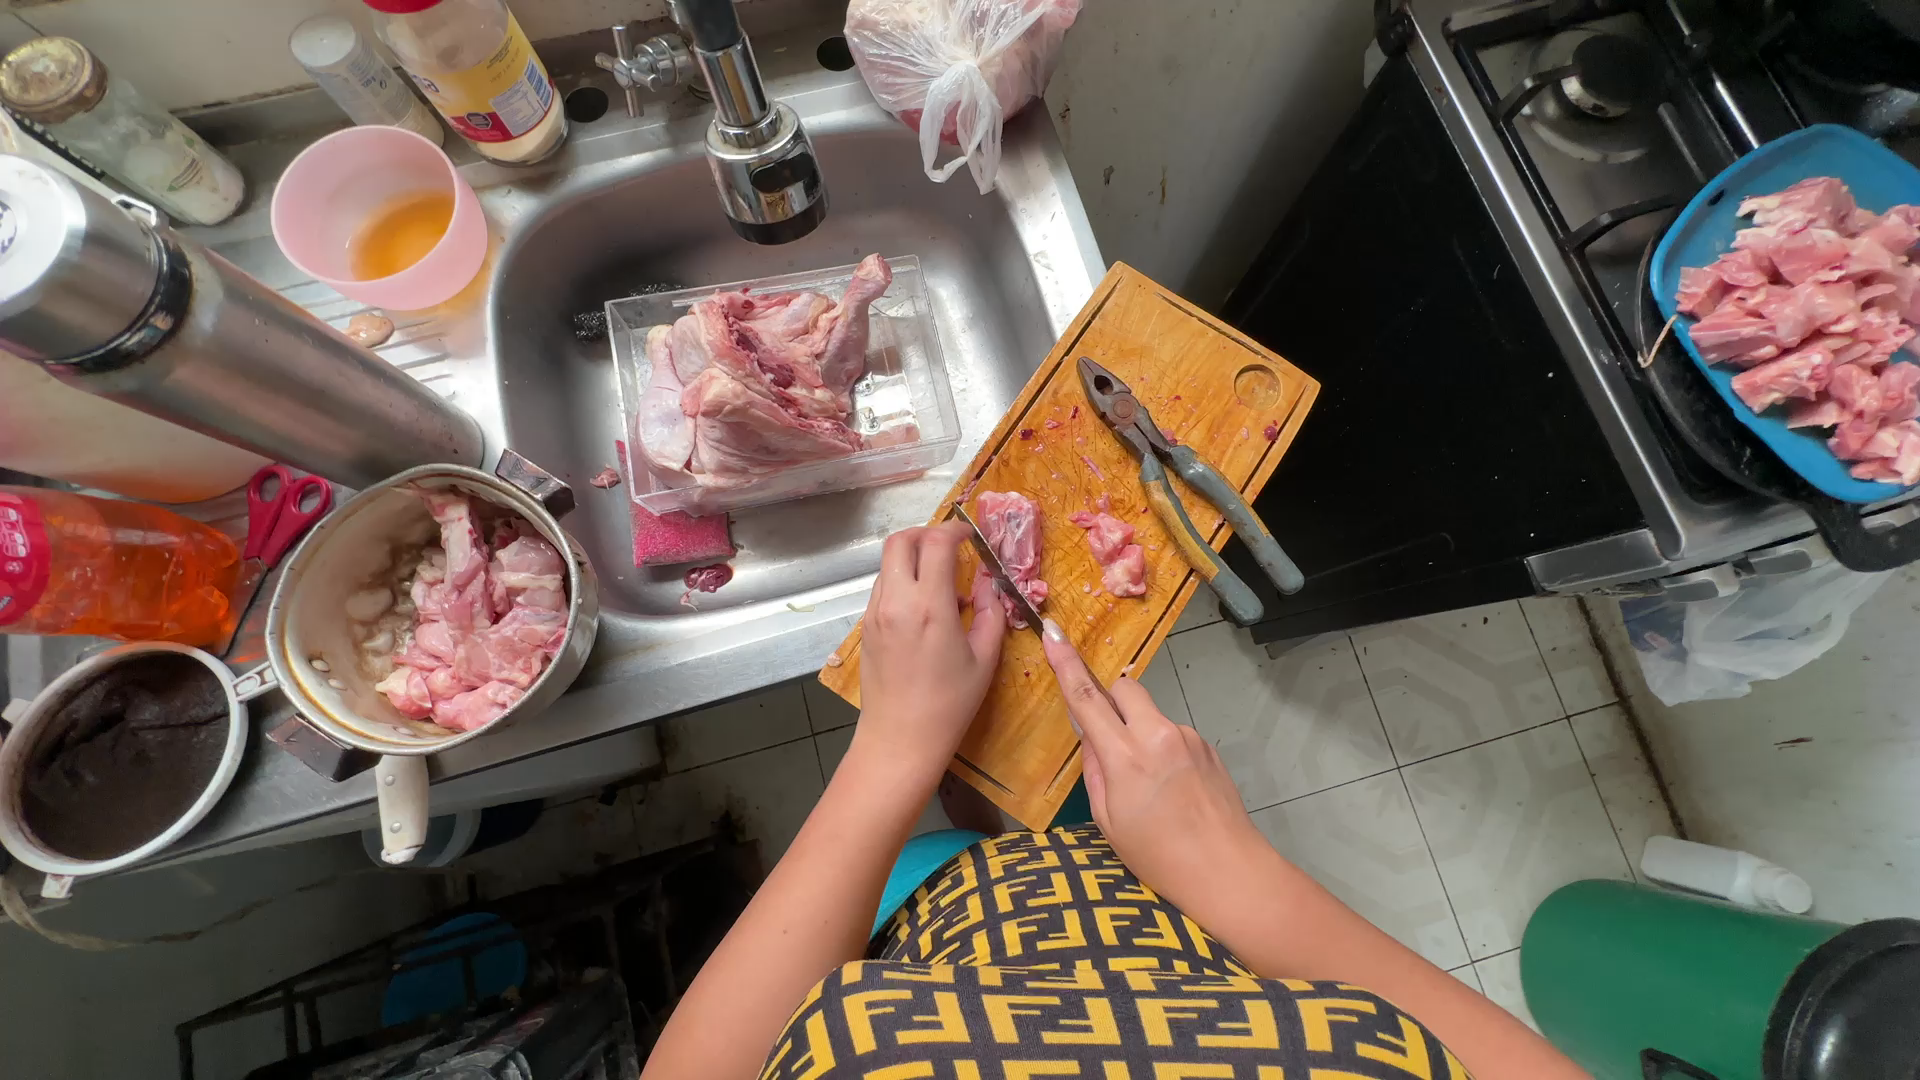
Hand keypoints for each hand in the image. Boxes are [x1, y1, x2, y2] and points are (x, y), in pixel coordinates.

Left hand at [856, 523, 1005, 773]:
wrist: (900, 740)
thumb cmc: (950, 704)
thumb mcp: (984, 658)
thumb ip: (990, 612)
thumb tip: (990, 582)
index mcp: (930, 607)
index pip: (936, 543)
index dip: (955, 529)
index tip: (970, 535)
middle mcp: (896, 601)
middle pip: (900, 540)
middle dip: (926, 533)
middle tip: (950, 547)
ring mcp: (875, 613)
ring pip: (888, 563)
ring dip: (913, 558)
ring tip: (941, 584)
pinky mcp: (866, 626)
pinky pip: (883, 587)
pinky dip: (903, 581)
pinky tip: (923, 607)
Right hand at [1040, 621, 1268, 911]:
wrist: (1230, 872)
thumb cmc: (1159, 857)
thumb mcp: (1108, 821)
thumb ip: (1094, 769)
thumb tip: (1091, 736)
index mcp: (1125, 756)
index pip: (1087, 698)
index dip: (1065, 663)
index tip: (1053, 632)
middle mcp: (1157, 734)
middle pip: (1125, 687)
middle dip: (1111, 700)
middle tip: (1109, 736)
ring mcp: (1187, 736)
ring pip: (1150, 712)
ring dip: (1139, 730)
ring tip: (1150, 783)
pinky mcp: (1206, 744)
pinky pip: (1171, 732)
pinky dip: (1162, 748)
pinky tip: (1173, 787)